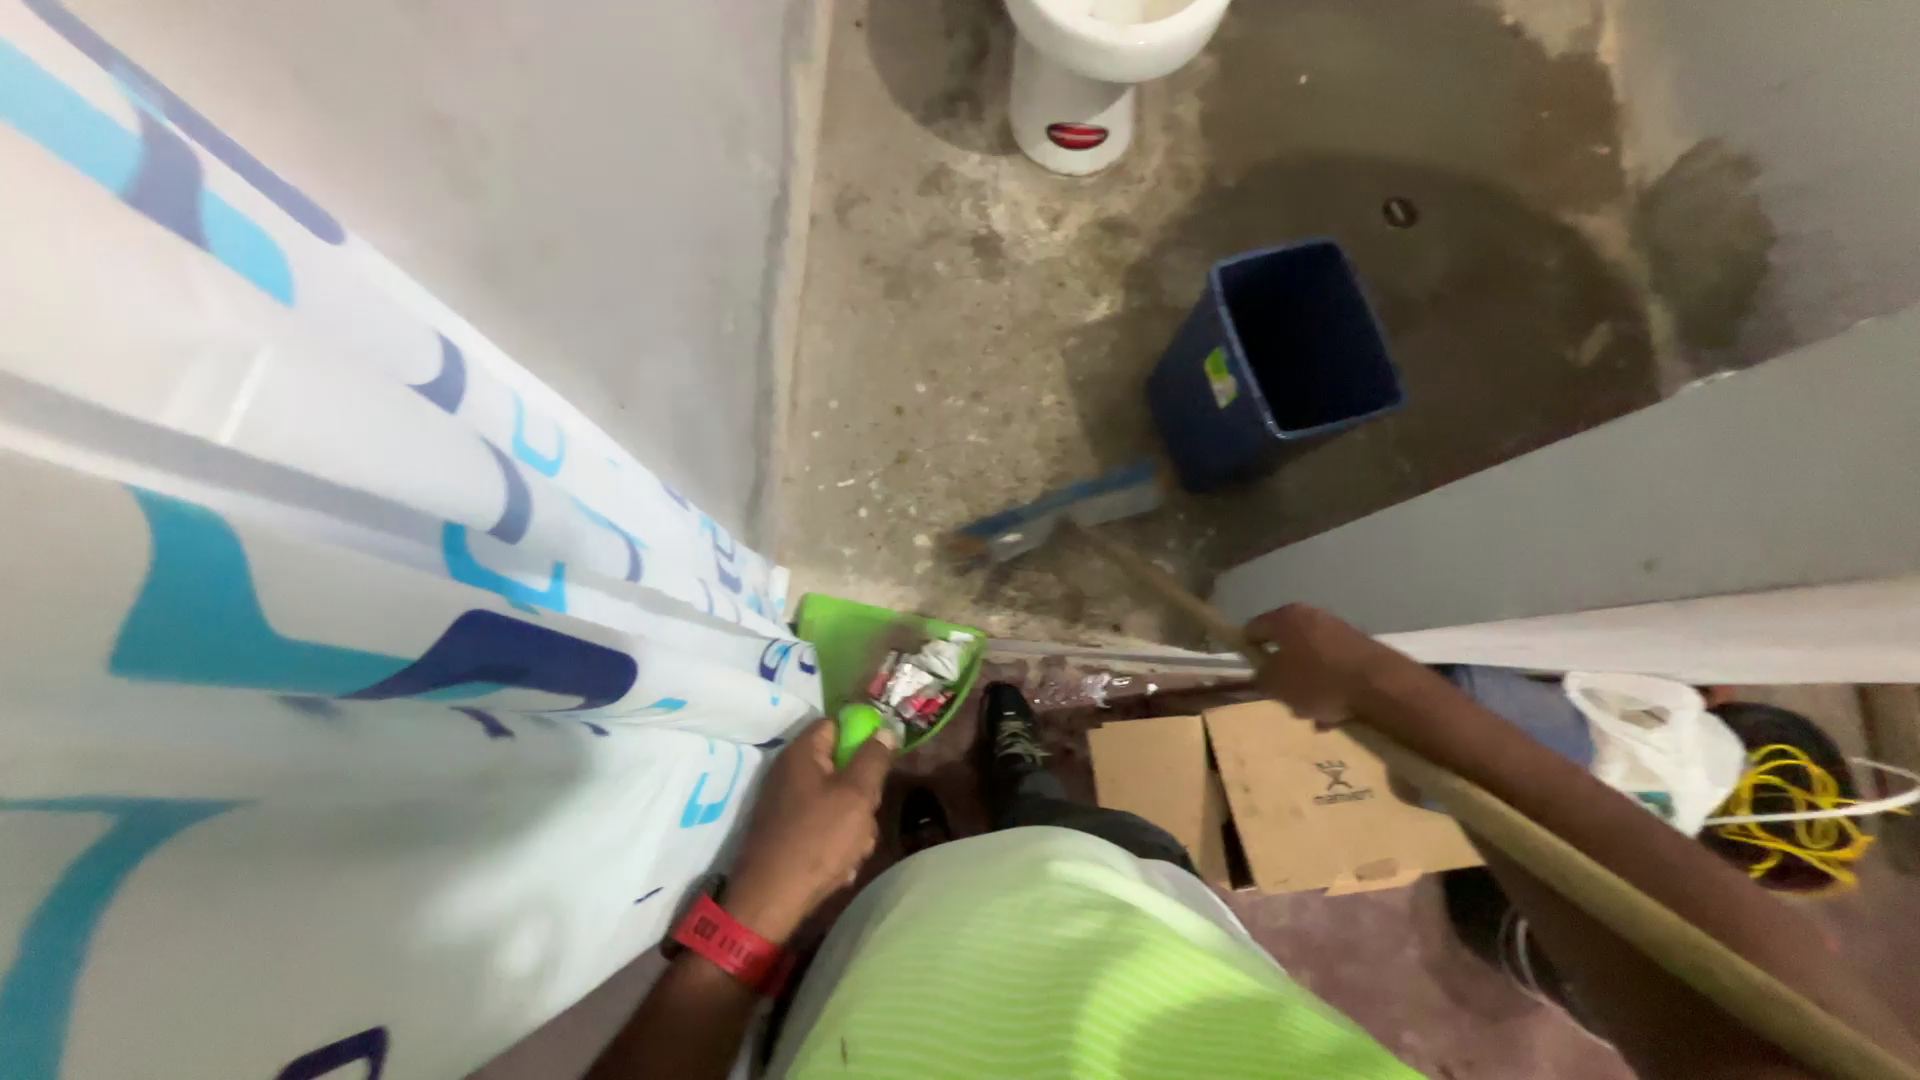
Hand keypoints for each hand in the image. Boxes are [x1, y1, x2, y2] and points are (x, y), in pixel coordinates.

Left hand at [723, 718, 893, 943]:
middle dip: (862, 792)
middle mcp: (789, 773)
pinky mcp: (786, 833)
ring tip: (853, 849)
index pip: (837, 725)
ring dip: (853, 824)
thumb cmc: (817, 839)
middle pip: (840, 766)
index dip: (863, 736)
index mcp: (802, 753)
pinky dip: (835, 843)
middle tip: (868, 813)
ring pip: (836, 801)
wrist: (770, 901)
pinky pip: (822, 827)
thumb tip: (884, 729)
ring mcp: (786, 804)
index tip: (882, 761)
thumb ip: (873, 758)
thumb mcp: (856, 795)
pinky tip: (839, 866)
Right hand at [1245, 603, 1400, 726]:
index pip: (1253, 629)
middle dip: (1282, 672)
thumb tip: (1261, 674)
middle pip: (1285, 645)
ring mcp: (1339, 630)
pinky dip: (1330, 686)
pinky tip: (1335, 713)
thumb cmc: (1319, 680)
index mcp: (1285, 618)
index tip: (1250, 672)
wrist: (1381, 686)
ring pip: (1311, 659)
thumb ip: (1261, 678)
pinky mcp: (1361, 647)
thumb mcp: (1277, 685)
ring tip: (1311, 711)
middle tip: (1282, 696)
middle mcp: (1311, 616)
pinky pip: (1334, 668)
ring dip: (1307, 683)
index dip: (1247, 650)